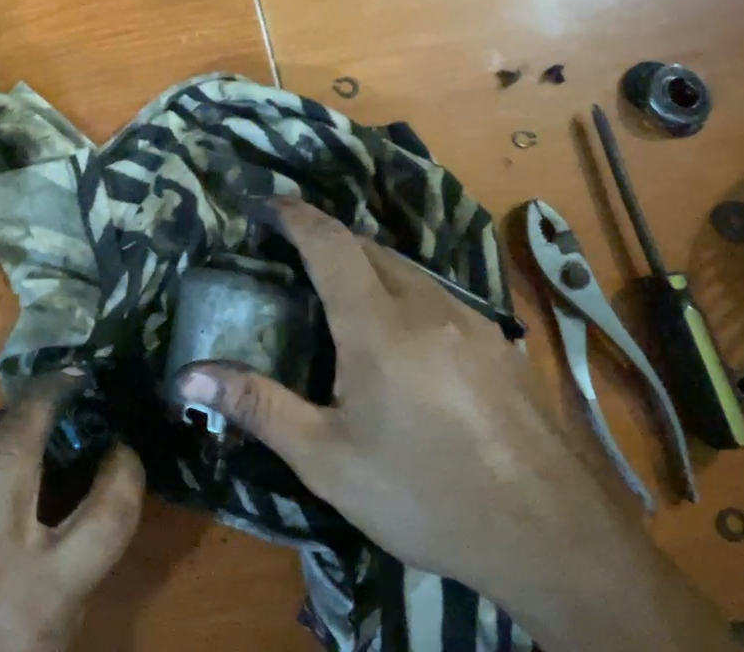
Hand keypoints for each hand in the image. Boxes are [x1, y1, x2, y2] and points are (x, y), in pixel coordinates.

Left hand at [0, 374, 144, 651]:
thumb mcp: (62, 619)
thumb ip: (78, 552)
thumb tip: (86, 472)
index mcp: (48, 589)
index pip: (108, 513)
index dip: (127, 470)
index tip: (122, 450)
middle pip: (20, 446)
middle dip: (46, 397)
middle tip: (66, 380)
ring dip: (2, 421)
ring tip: (18, 419)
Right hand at [176, 197, 734, 651]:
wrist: (556, 541)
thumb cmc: (427, 498)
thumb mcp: (328, 460)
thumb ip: (259, 407)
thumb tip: (187, 374)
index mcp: (380, 326)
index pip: (330, 245)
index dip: (295, 216)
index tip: (265, 202)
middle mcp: (429, 308)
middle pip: (370, 248)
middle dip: (326, 237)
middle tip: (287, 246)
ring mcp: (474, 325)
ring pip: (409, 269)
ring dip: (366, 261)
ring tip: (334, 283)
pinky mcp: (501, 348)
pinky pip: (438, 295)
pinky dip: (401, 289)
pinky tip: (398, 329)